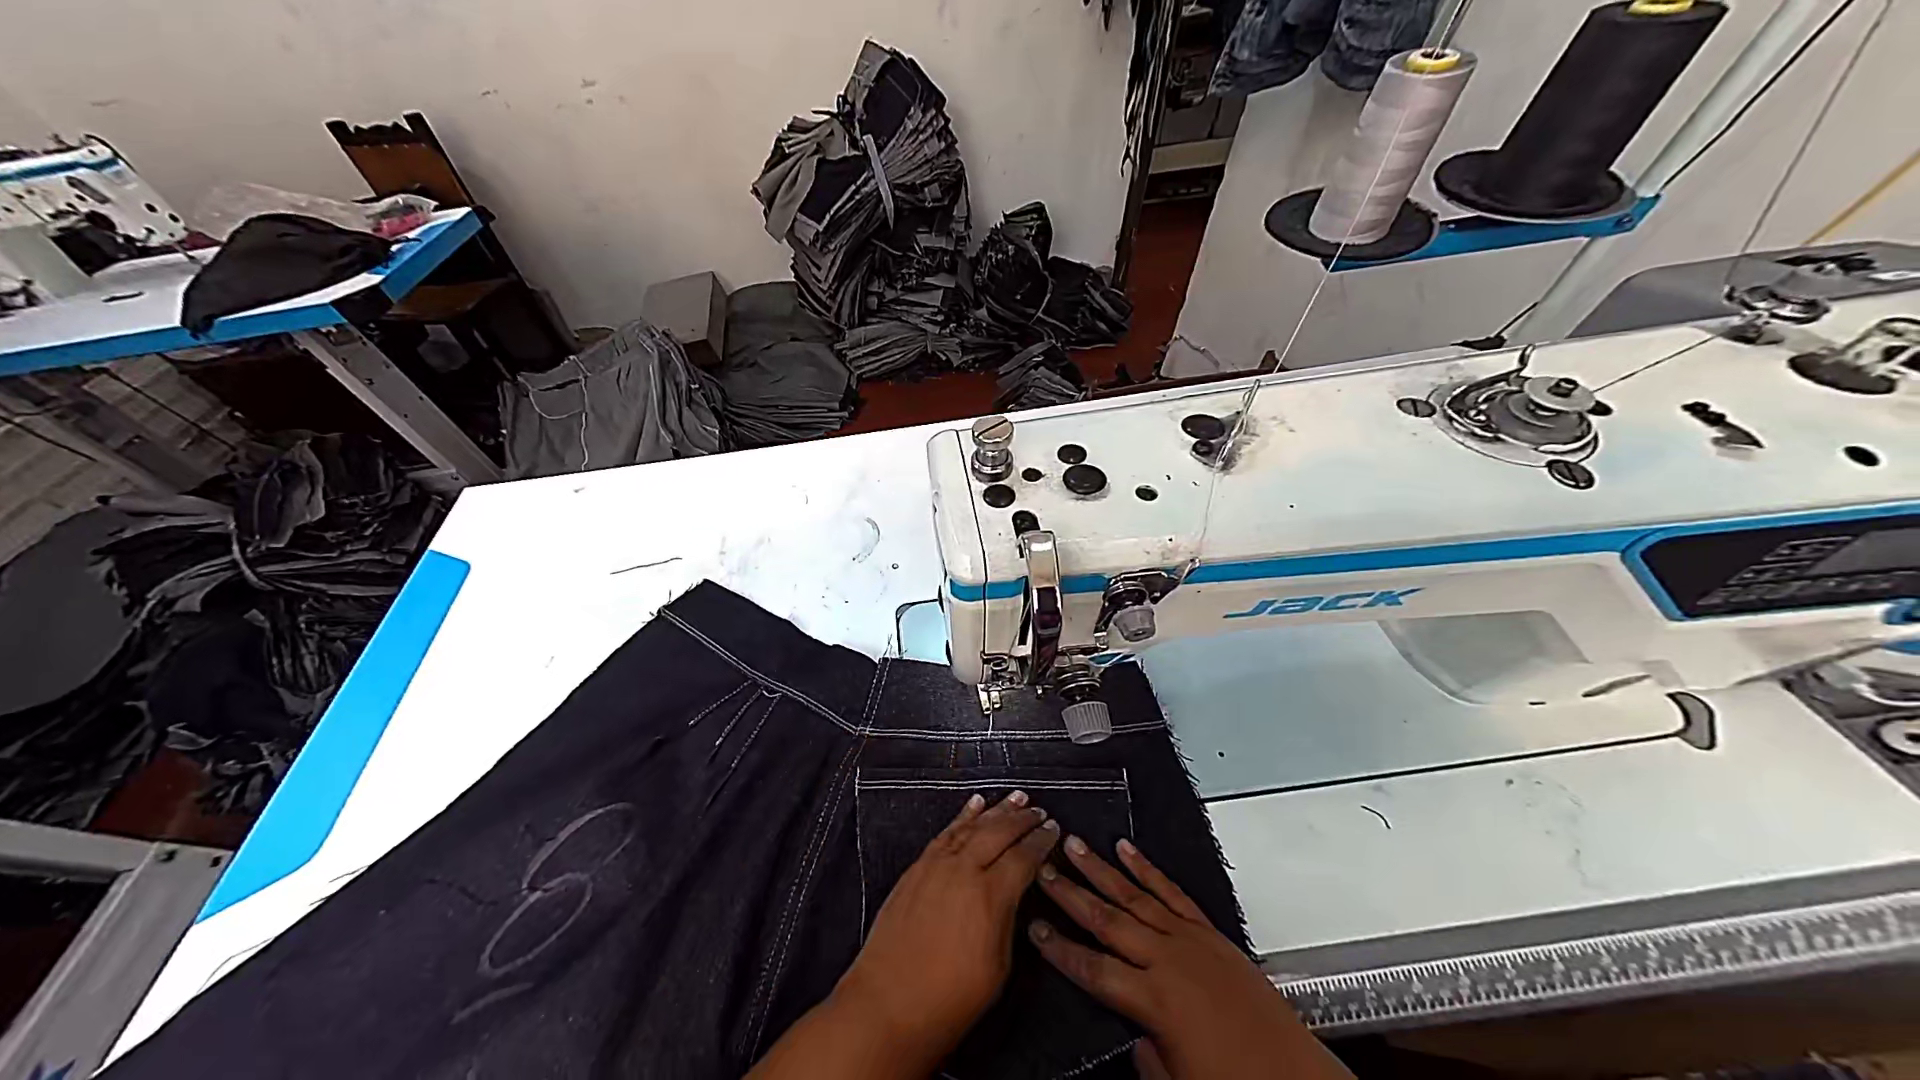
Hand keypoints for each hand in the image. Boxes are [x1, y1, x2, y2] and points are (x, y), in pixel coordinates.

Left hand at [832, 791, 1059, 1068]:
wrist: (887, 1006)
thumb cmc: (947, 1001)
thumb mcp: (998, 968)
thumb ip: (1008, 920)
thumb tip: (1013, 893)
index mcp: (989, 896)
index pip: (1023, 857)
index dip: (1041, 842)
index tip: (1053, 831)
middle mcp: (963, 871)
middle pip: (999, 832)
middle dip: (1022, 819)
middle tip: (1039, 811)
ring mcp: (935, 866)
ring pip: (972, 826)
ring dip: (996, 810)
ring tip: (1015, 798)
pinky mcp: (916, 869)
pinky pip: (945, 833)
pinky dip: (962, 816)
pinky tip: (974, 805)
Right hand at [1029, 837, 1352, 1079]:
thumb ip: (1143, 1052)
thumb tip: (1131, 1031)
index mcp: (1154, 999)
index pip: (1091, 966)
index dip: (1058, 947)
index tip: (1034, 927)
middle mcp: (1167, 960)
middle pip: (1105, 918)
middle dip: (1070, 893)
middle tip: (1043, 868)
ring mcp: (1189, 940)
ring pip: (1133, 894)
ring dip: (1100, 869)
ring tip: (1074, 845)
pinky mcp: (1209, 933)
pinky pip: (1171, 892)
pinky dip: (1147, 869)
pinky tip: (1128, 850)